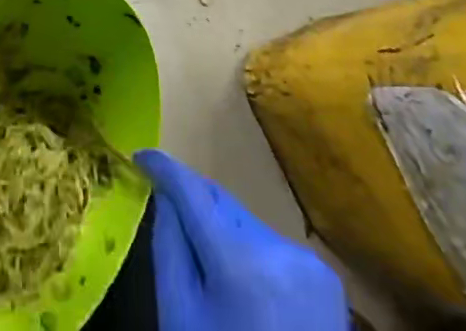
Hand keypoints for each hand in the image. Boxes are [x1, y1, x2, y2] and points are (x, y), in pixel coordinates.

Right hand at [134, 149, 347, 330]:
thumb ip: (168, 244)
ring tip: (204, 254)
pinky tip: (241, 278)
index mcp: (240, 261)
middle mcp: (279, 248)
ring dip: (218, 224)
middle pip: (220, 202)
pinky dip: (247, 246)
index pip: (193, 190)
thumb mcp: (178, 309)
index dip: (163, 168)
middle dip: (191, 199)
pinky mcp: (326, 277)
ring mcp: (309, 263)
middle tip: (162, 203)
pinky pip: (269, 243)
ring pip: (243, 220)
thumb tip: (163, 195)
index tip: (139, 156)